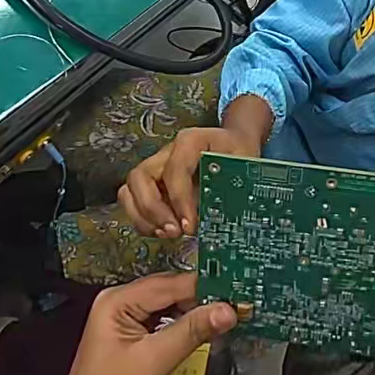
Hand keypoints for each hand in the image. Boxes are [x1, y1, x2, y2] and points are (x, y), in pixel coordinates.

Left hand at [53, 272, 236, 374]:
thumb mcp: (154, 363)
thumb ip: (192, 331)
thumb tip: (227, 309)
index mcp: (117, 301)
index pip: (169, 284)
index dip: (204, 288)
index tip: (236, 293)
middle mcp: (120, 303)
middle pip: (171, 292)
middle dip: (202, 300)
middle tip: (237, 306)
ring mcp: (126, 321)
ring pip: (170, 307)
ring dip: (195, 314)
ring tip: (227, 318)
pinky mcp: (134, 339)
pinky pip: (165, 323)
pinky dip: (185, 328)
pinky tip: (206, 333)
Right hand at [118, 126, 262, 237]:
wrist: (233, 145)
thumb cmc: (238, 152)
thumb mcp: (244, 164)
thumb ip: (233, 187)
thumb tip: (224, 220)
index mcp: (190, 141)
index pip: (175, 169)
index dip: (180, 199)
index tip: (190, 225)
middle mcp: (167, 152)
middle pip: (140, 177)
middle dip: (153, 209)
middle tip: (173, 232)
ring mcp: (156, 167)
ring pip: (130, 190)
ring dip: (143, 217)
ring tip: (167, 234)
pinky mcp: (153, 184)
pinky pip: (133, 202)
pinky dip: (143, 221)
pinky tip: (162, 232)